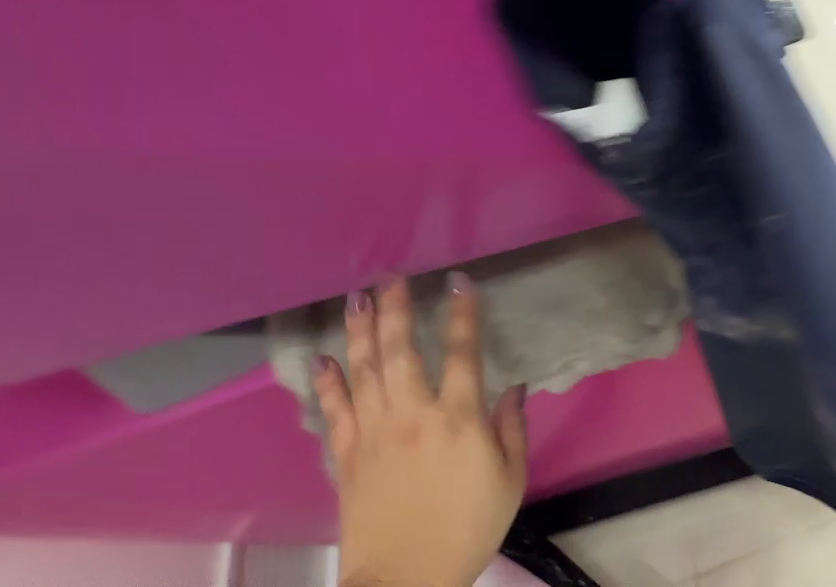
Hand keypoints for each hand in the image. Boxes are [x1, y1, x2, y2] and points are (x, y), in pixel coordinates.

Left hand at [314, 275, 527, 586]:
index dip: (463, 314)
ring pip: (364, 372)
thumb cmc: (467, 528)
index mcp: (458, 420)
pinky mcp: (346, 458)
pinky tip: (322, 359)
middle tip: (391, 278)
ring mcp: (374, 435)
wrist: (405, 582)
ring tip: (355, 299)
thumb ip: (512, 429)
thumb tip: (513, 387)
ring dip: (360, 332)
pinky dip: (327, 384)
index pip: (463, 354)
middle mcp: (413, 416)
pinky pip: (334, 412)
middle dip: (395, 311)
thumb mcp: (510, 480)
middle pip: (401, 352)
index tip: (458, 281)